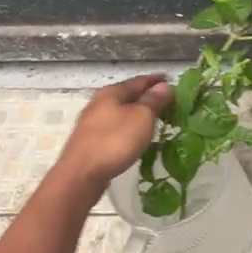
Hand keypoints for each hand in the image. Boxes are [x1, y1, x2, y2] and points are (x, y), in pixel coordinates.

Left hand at [54, 76, 172, 185]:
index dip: (155, 80)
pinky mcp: (91, 141)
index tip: (170, 78)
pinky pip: (115, 127)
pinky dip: (129, 127)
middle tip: (166, 100)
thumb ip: (153, 101)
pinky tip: (135, 135)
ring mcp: (92, 123)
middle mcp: (99, 103)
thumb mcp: (141, 117)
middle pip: (127, 95)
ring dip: (137, 113)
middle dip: (146, 96)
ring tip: (154, 118)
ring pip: (120, 112)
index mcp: (111, 93)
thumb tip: (164, 86)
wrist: (82, 174)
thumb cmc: (115, 140)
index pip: (139, 81)